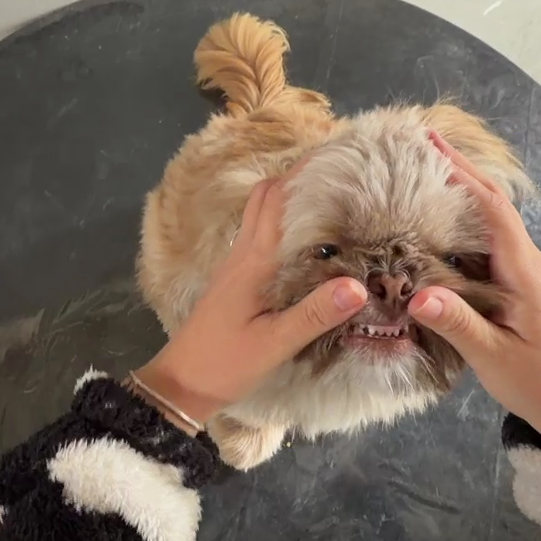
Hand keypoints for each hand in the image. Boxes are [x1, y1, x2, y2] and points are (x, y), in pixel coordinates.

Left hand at [133, 175, 366, 432]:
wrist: (181, 383)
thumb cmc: (224, 362)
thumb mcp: (274, 343)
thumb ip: (314, 314)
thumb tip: (359, 285)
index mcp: (254, 260)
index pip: (278, 198)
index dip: (307, 171)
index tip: (343, 157)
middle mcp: (244, 253)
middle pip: (268, 196)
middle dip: (302, 176)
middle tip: (343, 174)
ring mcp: (237, 265)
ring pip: (263, 215)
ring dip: (292, 199)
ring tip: (334, 200)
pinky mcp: (237, 280)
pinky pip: (262, 237)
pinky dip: (285, 225)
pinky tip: (310, 243)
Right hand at [406, 132, 540, 457]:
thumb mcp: (495, 357)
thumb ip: (458, 323)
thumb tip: (416, 296)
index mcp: (524, 272)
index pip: (492, 210)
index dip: (463, 174)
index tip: (433, 146)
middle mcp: (526, 264)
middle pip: (491, 207)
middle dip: (459, 174)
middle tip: (420, 151)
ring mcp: (523, 276)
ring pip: (488, 227)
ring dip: (458, 199)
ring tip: (419, 183)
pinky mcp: (517, 290)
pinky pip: (485, 249)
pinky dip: (460, 231)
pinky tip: (434, 234)